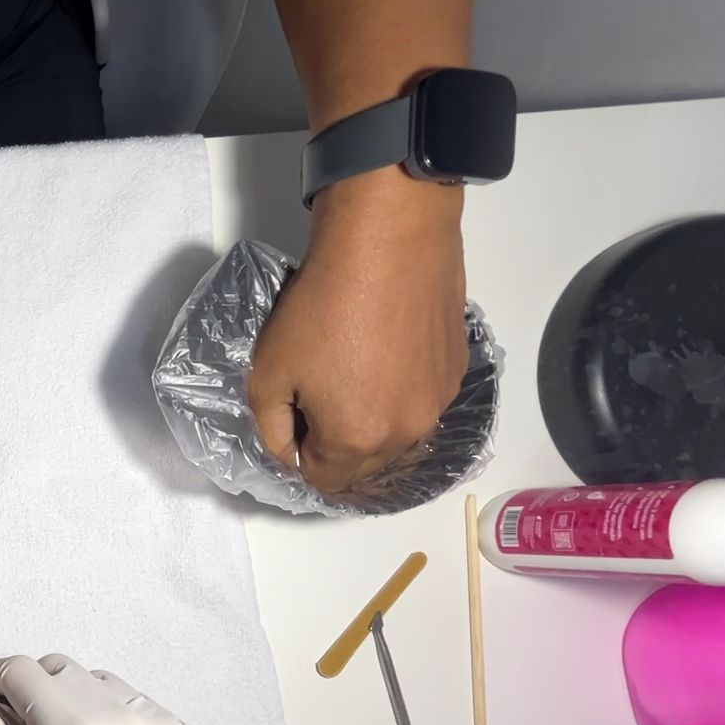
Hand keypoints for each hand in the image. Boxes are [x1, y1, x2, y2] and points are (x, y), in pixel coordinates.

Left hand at [246, 172, 468, 495]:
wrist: (388, 244)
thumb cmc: (317, 315)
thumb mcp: (266, 380)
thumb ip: (271, 432)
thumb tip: (287, 456)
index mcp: (358, 440)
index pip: (323, 481)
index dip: (298, 459)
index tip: (288, 425)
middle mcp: (409, 431)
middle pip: (361, 465)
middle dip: (331, 447)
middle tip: (308, 401)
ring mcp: (441, 399)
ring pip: (392, 436)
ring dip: (364, 423)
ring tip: (341, 379)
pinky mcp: (458, 368)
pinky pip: (416, 403)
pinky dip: (392, 396)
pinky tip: (375, 360)